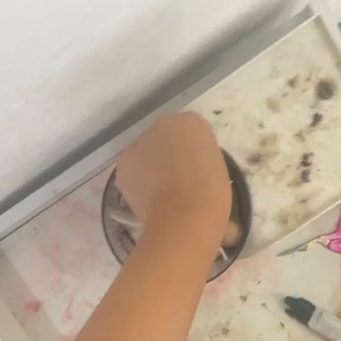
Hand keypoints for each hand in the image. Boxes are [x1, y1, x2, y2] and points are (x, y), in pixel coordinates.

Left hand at [115, 113, 230, 239]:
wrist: (184, 218)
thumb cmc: (211, 197)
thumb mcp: (216, 169)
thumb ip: (199, 159)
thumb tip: (187, 168)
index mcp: (193, 122)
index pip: (190, 133)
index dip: (191, 154)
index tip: (195, 172)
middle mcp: (164, 123)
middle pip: (164, 138)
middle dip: (167, 156)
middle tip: (175, 183)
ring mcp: (140, 141)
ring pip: (145, 153)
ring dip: (149, 168)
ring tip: (159, 195)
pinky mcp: (124, 162)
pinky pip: (132, 170)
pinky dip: (137, 183)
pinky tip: (147, 200)